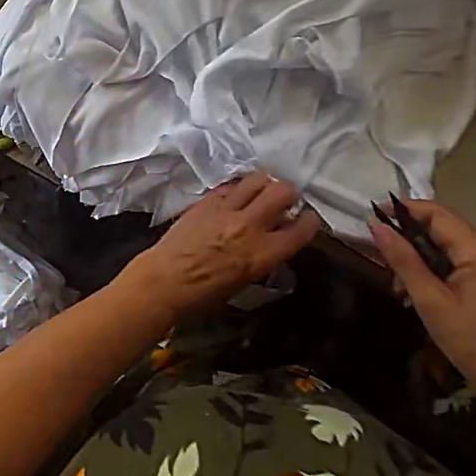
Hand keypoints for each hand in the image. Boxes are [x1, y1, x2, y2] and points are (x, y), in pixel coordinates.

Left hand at [111, 172, 321, 325]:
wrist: (165, 281)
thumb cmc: (204, 295)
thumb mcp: (245, 282)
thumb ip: (263, 257)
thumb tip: (273, 240)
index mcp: (263, 254)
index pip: (300, 229)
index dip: (310, 221)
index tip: (309, 218)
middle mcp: (249, 226)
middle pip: (282, 192)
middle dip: (289, 193)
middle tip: (285, 199)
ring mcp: (226, 209)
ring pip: (257, 180)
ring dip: (265, 183)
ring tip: (262, 189)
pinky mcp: (206, 201)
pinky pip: (230, 185)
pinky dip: (238, 187)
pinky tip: (236, 194)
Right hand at [369, 200, 475, 408]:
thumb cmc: (472, 343)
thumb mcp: (430, 301)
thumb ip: (403, 260)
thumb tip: (376, 225)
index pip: (437, 214)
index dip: (404, 210)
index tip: (374, 217)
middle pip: (445, 228)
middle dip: (410, 240)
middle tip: (384, 263)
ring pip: (451, 244)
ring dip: (422, 257)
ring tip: (402, 285)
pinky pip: (463, 259)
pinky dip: (439, 267)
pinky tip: (424, 289)